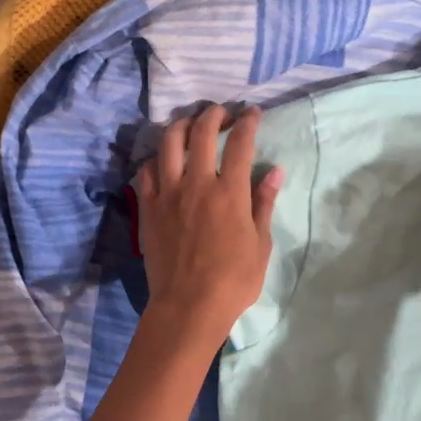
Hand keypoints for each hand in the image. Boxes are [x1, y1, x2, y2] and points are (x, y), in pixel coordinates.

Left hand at [134, 104, 283, 343]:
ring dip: (181, 126)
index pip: (241, 143)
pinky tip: (163, 161)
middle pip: (202, 132)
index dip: (248, 122)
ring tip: (189, 125)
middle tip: (221, 114)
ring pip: (168, 143)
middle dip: (214, 115)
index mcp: (230, 192)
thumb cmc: (233, 281)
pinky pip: (146, 172)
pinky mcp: (148, 209)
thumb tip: (274, 172)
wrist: (188, 306)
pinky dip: (156, 159)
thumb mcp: (260, 245)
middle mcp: (197, 183)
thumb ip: (264, 204)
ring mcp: (168, 194)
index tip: (252, 114)